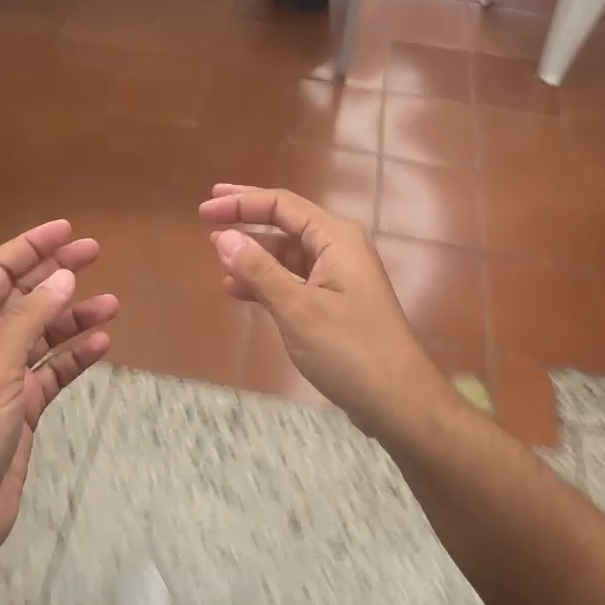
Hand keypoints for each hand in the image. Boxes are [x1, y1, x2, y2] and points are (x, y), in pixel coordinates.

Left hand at [0, 221, 115, 604]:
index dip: (28, 247)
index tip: (66, 229)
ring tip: (112, 305)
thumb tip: (62, 275)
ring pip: (43, 335)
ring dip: (73, 317)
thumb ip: (29, 321)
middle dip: (55, 273)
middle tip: (95, 253)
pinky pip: (52, 372)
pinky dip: (75, 358)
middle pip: (22, 297)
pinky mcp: (20, 410)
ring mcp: (2, 380)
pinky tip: (101, 347)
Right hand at [198, 185, 449, 435]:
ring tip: (217, 255)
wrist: (400, 401)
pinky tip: (237, 291)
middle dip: (247, 219)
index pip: (282, 205)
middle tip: (207, 214)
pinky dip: (266, 282)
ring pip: (288, 254)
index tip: (205, 209)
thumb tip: (223, 236)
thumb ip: (259, 270)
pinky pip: (294, 280)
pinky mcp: (336, 304)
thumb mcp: (298, 309)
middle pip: (285, 222)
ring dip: (254, 254)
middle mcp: (339, 249)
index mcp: (335, 238)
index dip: (242, 203)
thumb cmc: (350, 349)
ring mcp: (339, 277)